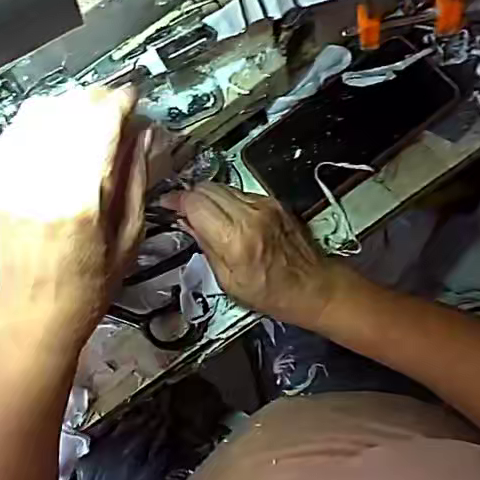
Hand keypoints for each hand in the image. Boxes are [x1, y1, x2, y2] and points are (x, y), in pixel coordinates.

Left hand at [0, 86, 150, 337]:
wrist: (33, 314)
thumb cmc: (87, 288)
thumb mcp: (129, 238)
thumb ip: (135, 180)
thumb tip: (142, 136)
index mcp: (81, 197)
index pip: (101, 121)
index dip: (122, 101)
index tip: (133, 99)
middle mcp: (41, 180)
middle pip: (69, 109)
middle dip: (96, 99)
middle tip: (114, 108)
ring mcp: (12, 179)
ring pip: (39, 113)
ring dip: (67, 107)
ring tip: (86, 118)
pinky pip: (15, 132)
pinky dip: (38, 123)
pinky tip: (55, 133)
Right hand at [163, 182, 351, 327]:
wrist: (313, 285)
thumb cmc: (269, 293)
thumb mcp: (228, 281)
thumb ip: (205, 246)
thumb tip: (186, 222)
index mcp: (236, 239)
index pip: (196, 203)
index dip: (176, 201)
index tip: (165, 205)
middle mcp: (250, 214)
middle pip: (207, 188)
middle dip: (190, 197)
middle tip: (181, 210)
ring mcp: (264, 204)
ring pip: (222, 186)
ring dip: (207, 197)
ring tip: (201, 214)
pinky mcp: (273, 201)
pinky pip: (239, 192)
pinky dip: (226, 200)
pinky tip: (225, 216)